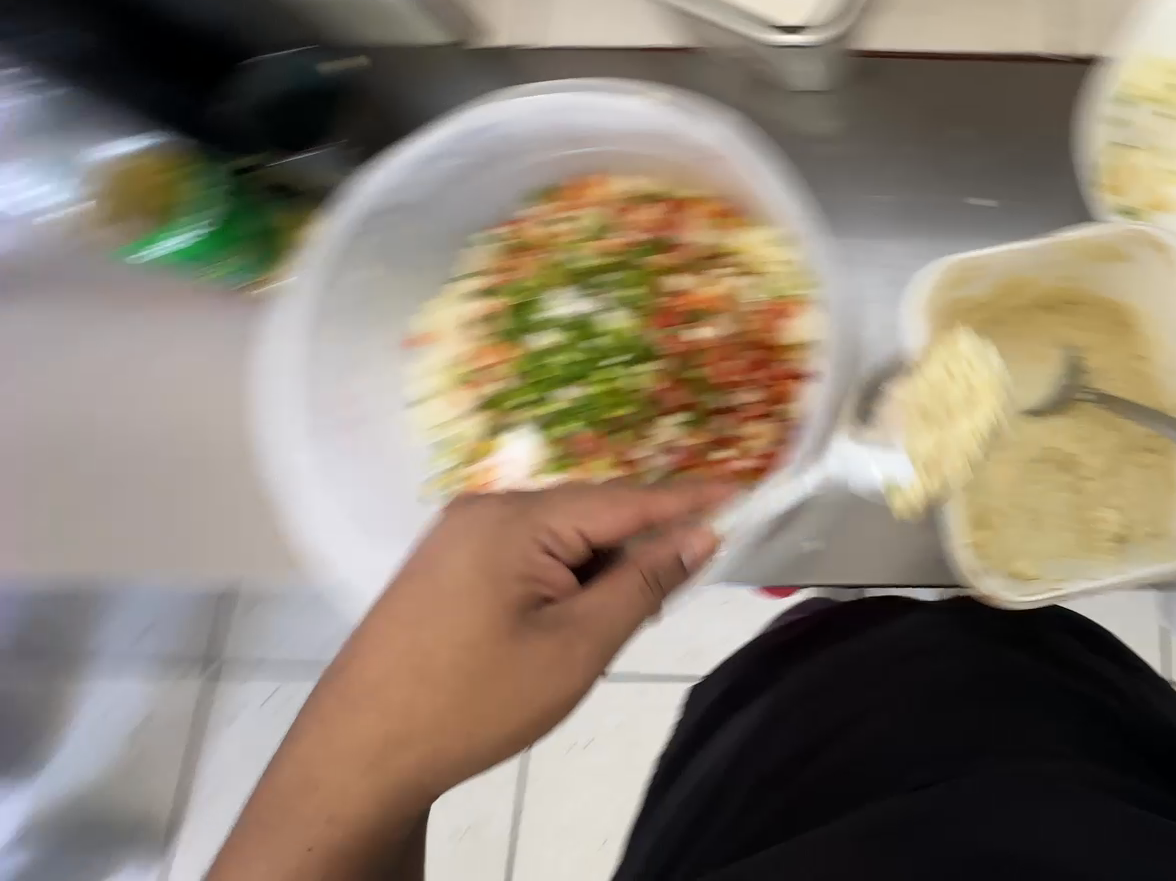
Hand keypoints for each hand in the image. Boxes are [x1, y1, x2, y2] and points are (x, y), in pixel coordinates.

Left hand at [287, 481, 726, 808]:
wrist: (350, 765)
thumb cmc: (473, 704)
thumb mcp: (578, 645)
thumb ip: (646, 581)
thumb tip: (703, 535)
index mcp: (515, 520)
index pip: (627, 500)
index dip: (689, 500)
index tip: (741, 494)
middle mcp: (487, 508)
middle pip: (595, 513)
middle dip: (640, 546)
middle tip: (674, 590)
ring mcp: (462, 532)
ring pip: (566, 533)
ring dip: (603, 565)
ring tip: (613, 618)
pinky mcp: (451, 559)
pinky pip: (534, 548)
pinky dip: (569, 573)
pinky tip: (572, 614)